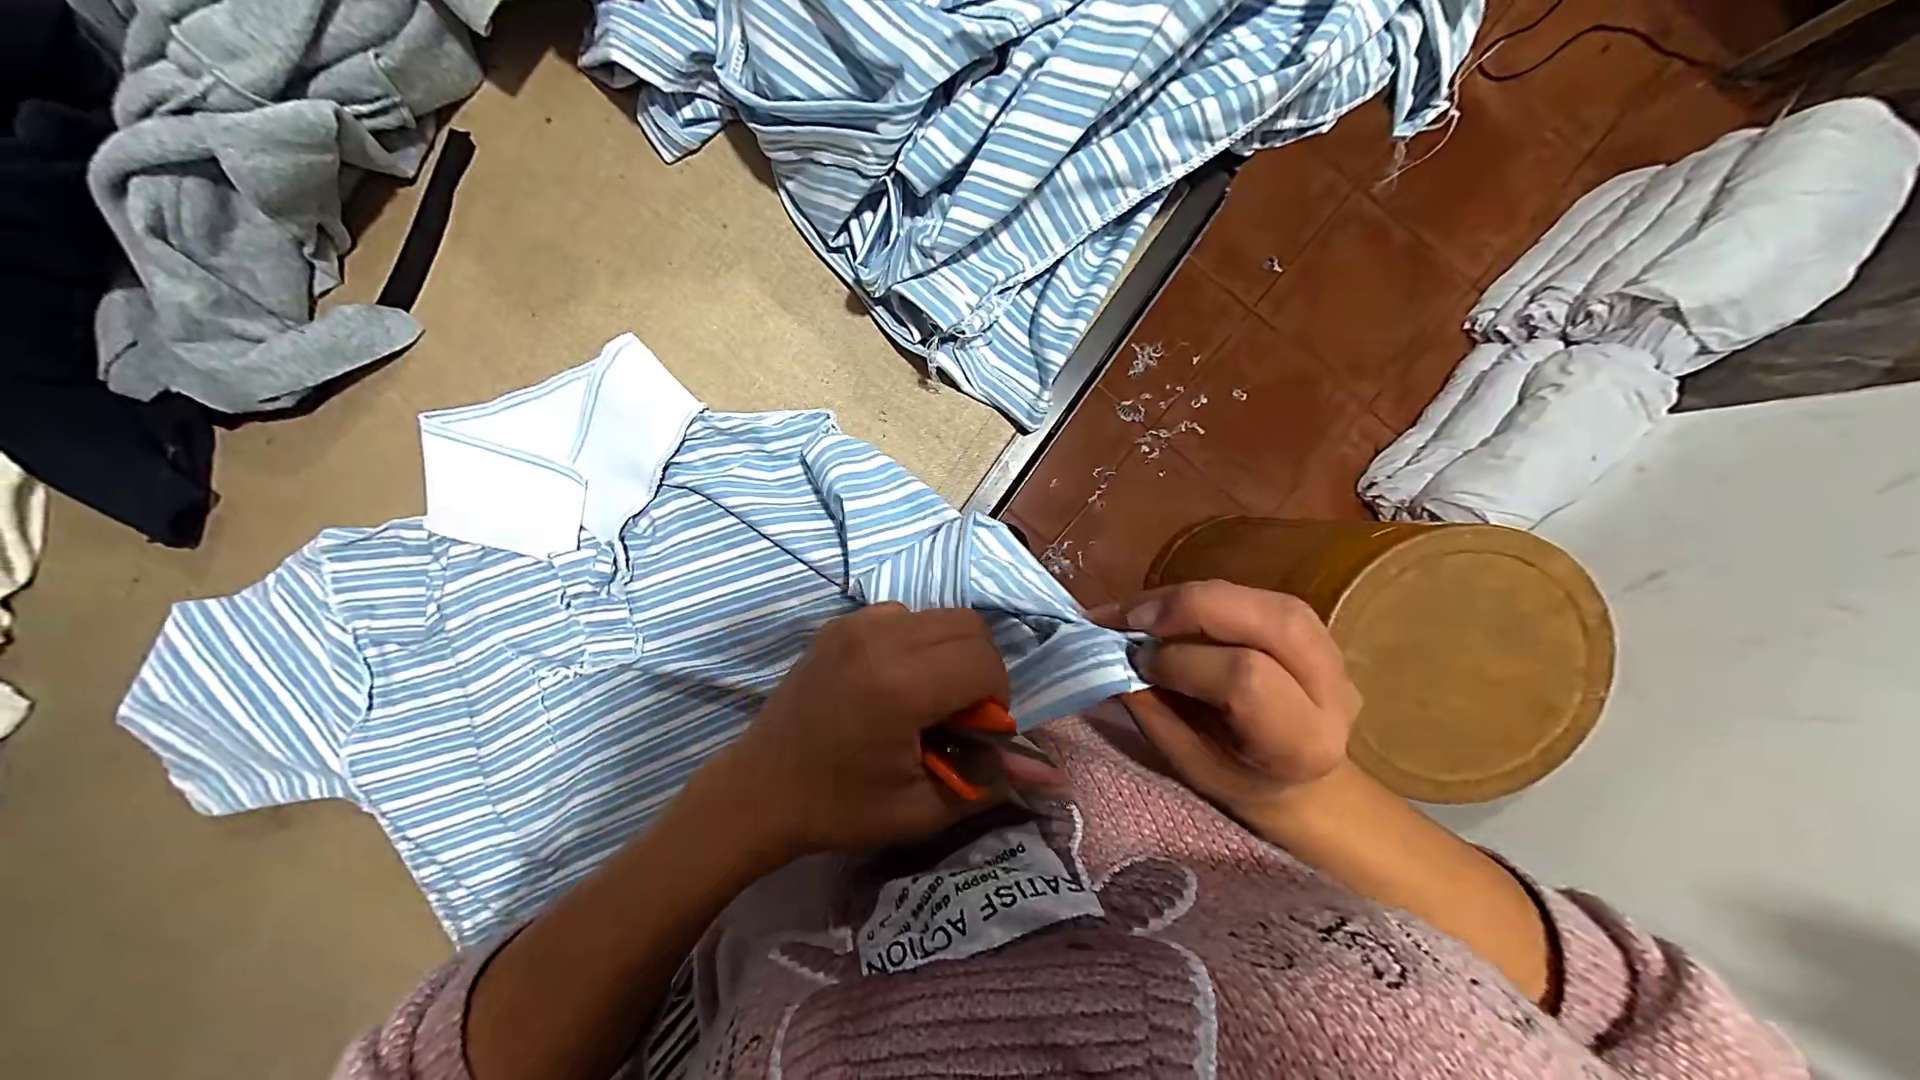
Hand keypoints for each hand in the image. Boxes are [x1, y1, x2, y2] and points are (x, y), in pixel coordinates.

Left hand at [700, 602, 1023, 857]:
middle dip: (980, 669)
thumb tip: (1052, 772)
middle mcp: (879, 638)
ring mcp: (855, 624)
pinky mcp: (839, 623)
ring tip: (924, 697)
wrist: (759, 790)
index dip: (996, 698)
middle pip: (969, 626)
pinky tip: (892, 682)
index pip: (985, 661)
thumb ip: (990, 781)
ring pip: (938, 616)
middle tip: (956, 714)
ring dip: (949, 652)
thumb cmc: (841, 807)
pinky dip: (917, 641)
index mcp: (900, 685)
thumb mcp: (922, 808)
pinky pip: (903, 615)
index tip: (974, 732)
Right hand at [1098, 581, 1362, 822]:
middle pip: (1271, 620)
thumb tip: (1111, 659)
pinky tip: (1166, 606)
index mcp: (1304, 742)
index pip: (1247, 679)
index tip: (1135, 665)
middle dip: (1192, 606)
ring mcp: (1331, 652)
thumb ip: (1155, 710)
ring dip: (1192, 595)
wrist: (1300, 780)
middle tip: (1131, 617)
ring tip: (1140, 609)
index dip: (1183, 661)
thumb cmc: (1238, 781)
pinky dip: (1203, 595)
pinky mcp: (1311, 628)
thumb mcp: (1189, 763)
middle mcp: (1332, 690)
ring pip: (1264, 599)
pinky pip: (1255, 595)